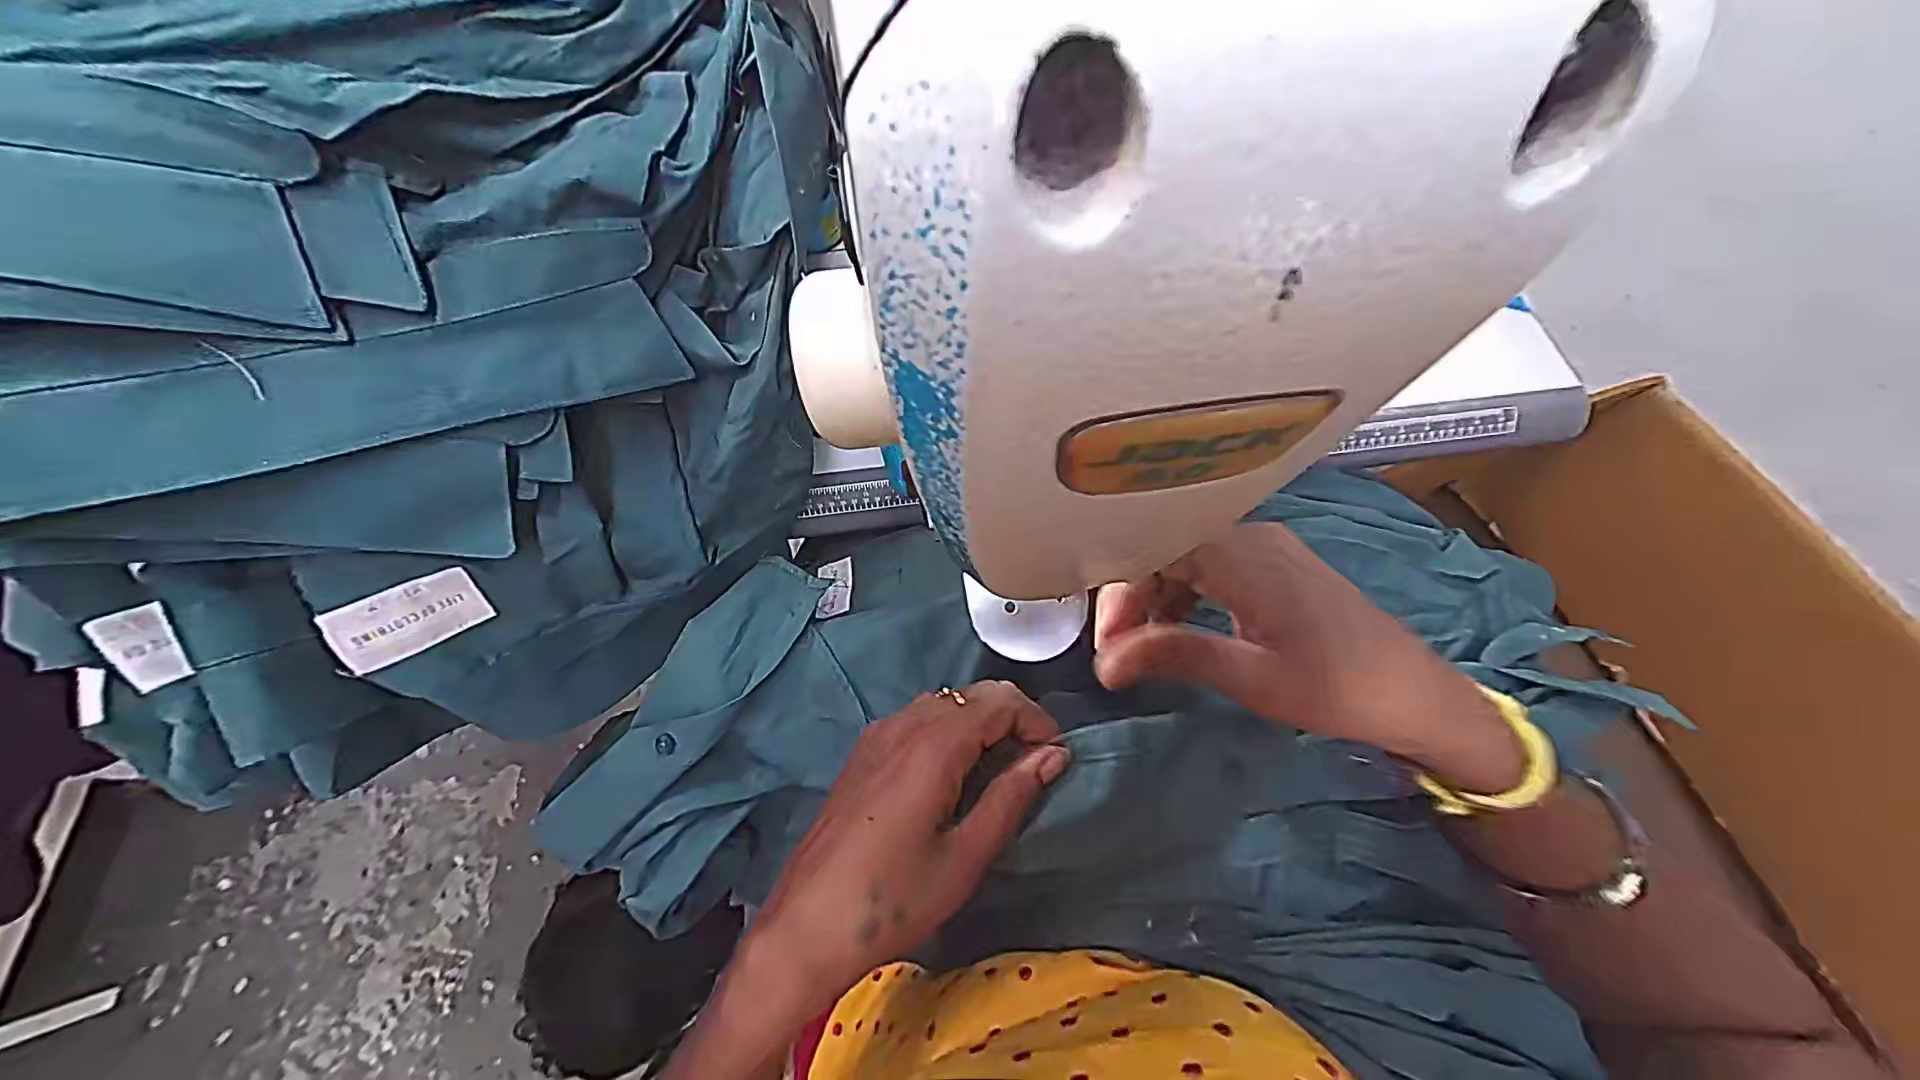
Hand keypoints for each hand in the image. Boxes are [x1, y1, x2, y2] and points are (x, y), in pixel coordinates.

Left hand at [746, 680, 1070, 998]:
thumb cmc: (893, 899)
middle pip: (972, 694)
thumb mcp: (965, 856)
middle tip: (1034, 763)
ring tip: (1000, 768)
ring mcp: (877, 735)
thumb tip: (1052, 755)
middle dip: (1012, 717)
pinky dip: (948, 729)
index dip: (1037, 720)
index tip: (1055, 755)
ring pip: (944, 703)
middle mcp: (903, 724)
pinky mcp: (863, 752)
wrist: (805, 926)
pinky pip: (917, 719)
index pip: (1000, 700)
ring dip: (980, 721)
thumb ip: (1011, 796)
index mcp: (933, 744)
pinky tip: (953, 772)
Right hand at [1093, 523, 1523, 791]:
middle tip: (1116, 649)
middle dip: (1131, 596)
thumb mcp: (1252, 678)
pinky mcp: (1272, 563)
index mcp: (1245, 555)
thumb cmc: (1338, 687)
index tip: (1108, 641)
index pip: (1153, 549)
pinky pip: (1207, 565)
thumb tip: (1105, 664)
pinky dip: (1182, 596)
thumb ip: (1176, 655)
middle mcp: (1250, 536)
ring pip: (1182, 556)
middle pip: (1163, 548)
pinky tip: (1176, 629)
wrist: (1418, 695)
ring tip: (1141, 646)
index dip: (1119, 590)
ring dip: (1154, 597)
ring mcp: (1264, 546)